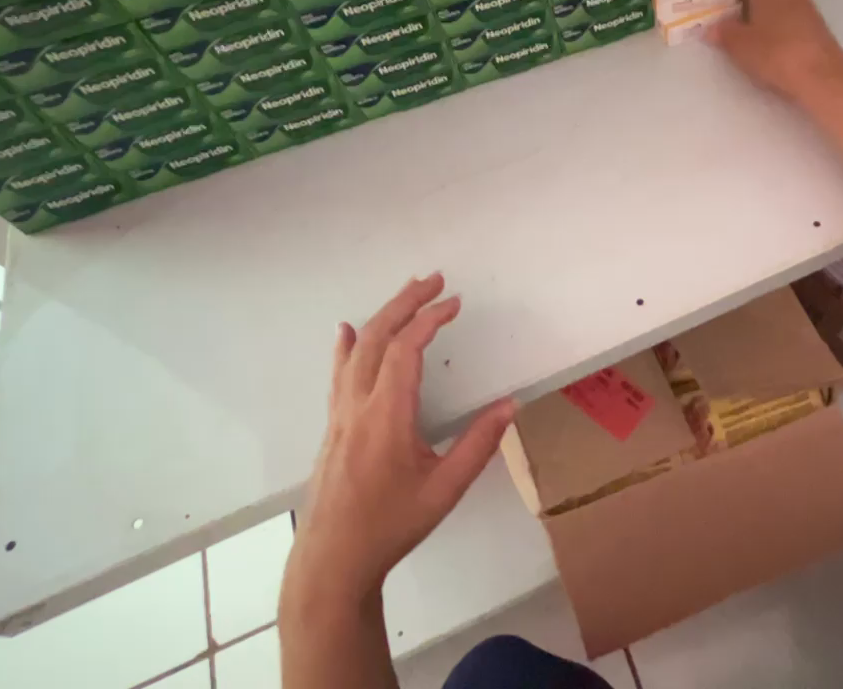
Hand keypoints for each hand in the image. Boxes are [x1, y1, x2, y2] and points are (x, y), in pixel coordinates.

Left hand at [281, 274, 515, 619]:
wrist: (332, 562)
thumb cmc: (392, 525)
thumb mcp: (445, 489)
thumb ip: (479, 445)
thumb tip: (511, 405)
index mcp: (387, 415)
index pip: (406, 350)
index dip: (430, 319)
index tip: (454, 302)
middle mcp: (358, 405)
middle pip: (379, 338)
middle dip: (406, 304)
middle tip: (433, 279)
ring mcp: (340, 415)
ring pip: (357, 351)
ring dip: (383, 316)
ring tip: (405, 292)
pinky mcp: (333, 426)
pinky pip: (340, 373)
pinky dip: (348, 345)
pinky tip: (348, 331)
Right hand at [710, 0, 842, 103]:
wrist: (821, 77)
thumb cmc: (776, 52)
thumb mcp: (740, 44)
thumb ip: (724, 33)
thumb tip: (711, 28)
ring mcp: (804, 8)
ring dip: (760, 0)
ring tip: (738, 11)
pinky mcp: (812, 27)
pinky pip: (787, 12)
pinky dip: (772, 15)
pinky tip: (760, 31)